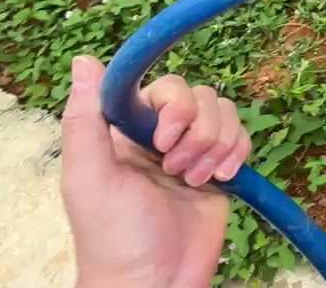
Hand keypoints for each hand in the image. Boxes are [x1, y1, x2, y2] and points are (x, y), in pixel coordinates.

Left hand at [60, 55, 251, 287]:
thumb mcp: (90, 179)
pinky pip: (242, 134)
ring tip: (195, 180)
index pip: (162, 86)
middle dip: (196, 131)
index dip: (173, 102)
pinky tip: (222, 178)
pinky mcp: (221, 163)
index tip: (164, 135)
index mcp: (127, 132)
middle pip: (199, 96)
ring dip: (215, 146)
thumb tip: (83, 59)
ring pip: (224, 112)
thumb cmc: (114, 235)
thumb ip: (85, 120)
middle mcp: (161, 134)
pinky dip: (236, 153)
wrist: (157, 282)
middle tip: (175, 168)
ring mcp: (193, 149)